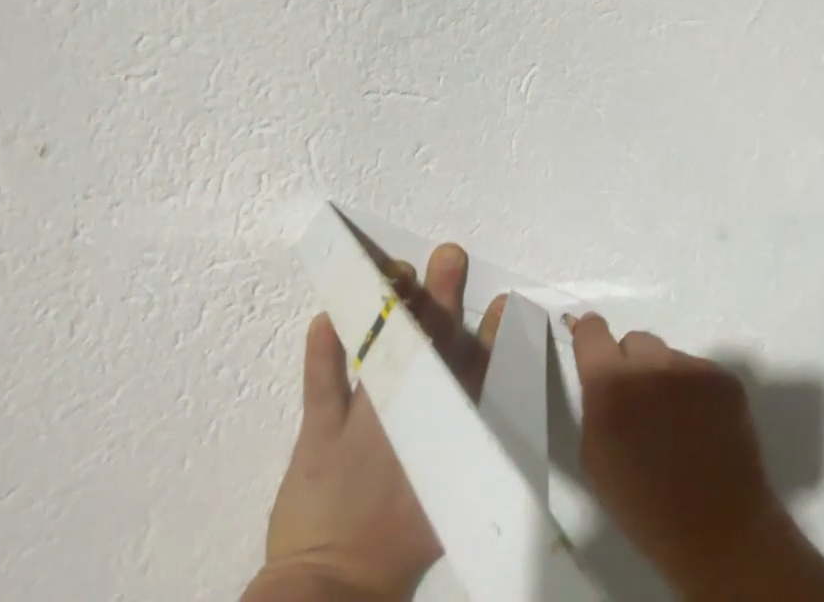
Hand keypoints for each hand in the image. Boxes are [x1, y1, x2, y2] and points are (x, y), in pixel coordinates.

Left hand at [243, 244, 503, 601]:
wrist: (337, 585)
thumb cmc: (405, 542)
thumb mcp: (455, 493)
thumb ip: (473, 446)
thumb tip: (496, 400)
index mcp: (449, 431)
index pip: (478, 373)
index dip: (491, 333)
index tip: (504, 301)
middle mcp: (412, 416)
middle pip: (432, 348)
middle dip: (443, 298)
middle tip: (450, 255)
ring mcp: (364, 422)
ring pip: (382, 353)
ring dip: (391, 309)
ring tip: (397, 269)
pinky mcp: (319, 433)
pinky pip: (321, 383)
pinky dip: (324, 348)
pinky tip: (326, 313)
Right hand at [566, 316, 823, 600]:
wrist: (716, 525)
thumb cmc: (642, 505)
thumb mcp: (596, 458)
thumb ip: (597, 406)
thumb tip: (602, 377)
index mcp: (611, 387)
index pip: (593, 333)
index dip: (589, 333)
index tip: (590, 339)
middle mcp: (653, 366)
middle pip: (635, 341)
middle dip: (631, 364)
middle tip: (638, 403)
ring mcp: (694, 369)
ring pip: (669, 357)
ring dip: (664, 378)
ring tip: (674, 423)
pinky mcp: (726, 379)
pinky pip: (699, 372)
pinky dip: (695, 391)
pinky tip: (701, 427)